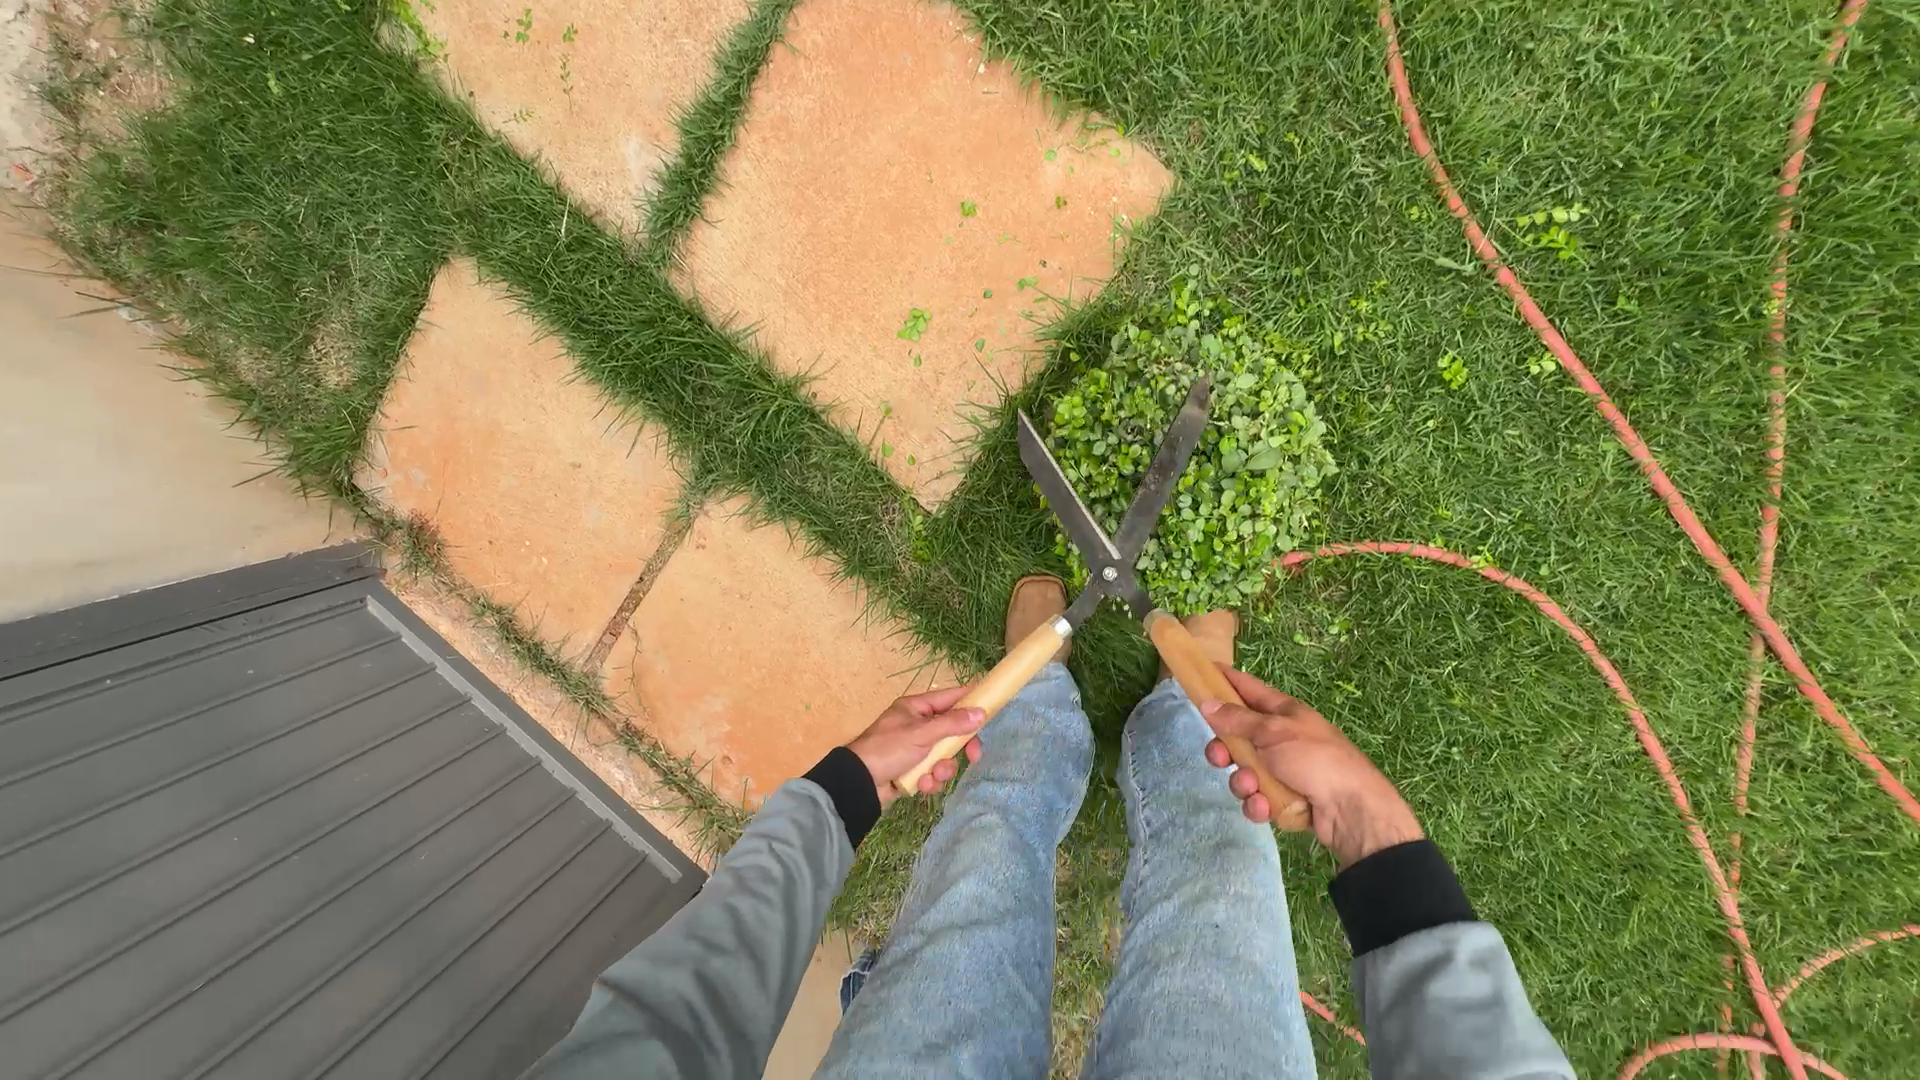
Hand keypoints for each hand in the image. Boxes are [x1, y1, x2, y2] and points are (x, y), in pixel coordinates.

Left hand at [846, 685, 984, 807]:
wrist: (859, 783)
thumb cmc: (888, 749)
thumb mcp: (921, 734)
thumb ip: (952, 723)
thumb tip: (980, 712)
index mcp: (917, 708)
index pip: (950, 698)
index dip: (970, 701)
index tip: (990, 708)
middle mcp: (918, 725)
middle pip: (952, 731)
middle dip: (960, 747)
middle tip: (973, 756)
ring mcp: (916, 748)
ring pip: (944, 755)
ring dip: (943, 768)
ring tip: (932, 775)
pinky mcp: (914, 769)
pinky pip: (933, 772)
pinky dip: (930, 780)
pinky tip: (921, 785)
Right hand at [1201, 667, 1423, 868]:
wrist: (1352, 810)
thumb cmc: (1315, 758)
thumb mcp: (1273, 731)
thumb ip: (1237, 718)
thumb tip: (1206, 702)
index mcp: (1282, 712)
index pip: (1247, 688)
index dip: (1224, 679)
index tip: (1201, 672)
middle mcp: (1280, 738)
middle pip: (1237, 736)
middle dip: (1224, 750)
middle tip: (1220, 758)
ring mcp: (1282, 770)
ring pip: (1243, 771)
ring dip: (1242, 781)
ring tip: (1253, 788)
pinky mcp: (1284, 799)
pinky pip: (1257, 797)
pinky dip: (1257, 803)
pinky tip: (1265, 808)